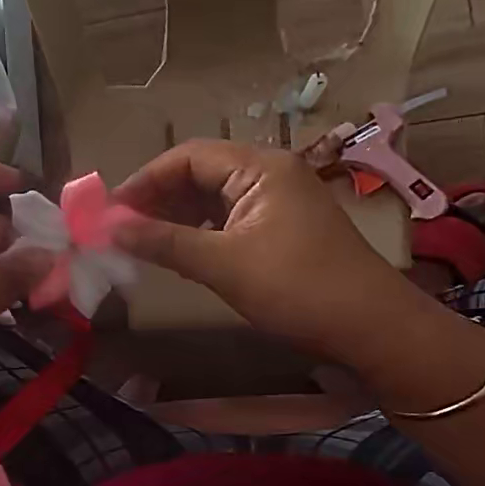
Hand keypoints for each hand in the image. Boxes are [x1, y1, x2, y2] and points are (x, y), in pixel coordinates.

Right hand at [112, 139, 421, 357]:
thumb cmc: (297, 287)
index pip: (187, 157)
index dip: (145, 180)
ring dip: (177, 216)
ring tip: (142, 240)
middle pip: (200, 173)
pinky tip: (179, 251)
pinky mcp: (283, 226)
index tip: (112, 211)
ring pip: (214, 197)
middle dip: (159, 198)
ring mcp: (279, 200)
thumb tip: (112, 229)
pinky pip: (230, 218)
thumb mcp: (223, 264)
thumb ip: (164, 242)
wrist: (372, 328)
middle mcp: (270, 172)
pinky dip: (201, 231)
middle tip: (121, 228)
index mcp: (259, 166)